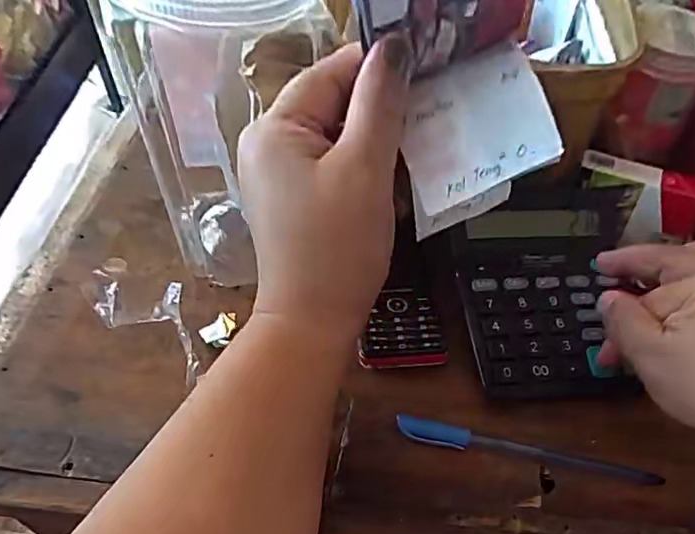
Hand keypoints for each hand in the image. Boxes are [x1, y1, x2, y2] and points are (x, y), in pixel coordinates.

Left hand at [237, 39, 408, 342]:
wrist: (312, 325)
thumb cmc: (338, 252)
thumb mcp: (365, 172)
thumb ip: (380, 106)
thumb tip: (395, 48)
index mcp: (276, 126)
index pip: (332, 73)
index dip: (378, 70)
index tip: (424, 76)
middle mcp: (269, 146)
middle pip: (334, 109)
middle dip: (381, 118)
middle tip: (425, 130)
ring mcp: (280, 180)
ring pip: (337, 145)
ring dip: (377, 152)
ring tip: (410, 170)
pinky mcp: (295, 210)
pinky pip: (334, 176)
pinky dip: (364, 180)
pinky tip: (389, 198)